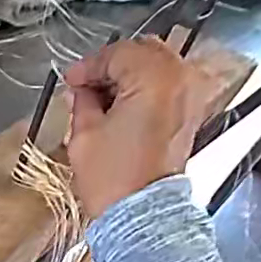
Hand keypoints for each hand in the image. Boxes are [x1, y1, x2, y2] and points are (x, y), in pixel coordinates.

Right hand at [63, 38, 207, 220]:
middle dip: (111, 65)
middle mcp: (181, 79)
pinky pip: (168, 84)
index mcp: (155, 80)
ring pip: (158, 65)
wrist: (139, 209)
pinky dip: (144, 87)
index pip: (119, 53)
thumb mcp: (84, 135)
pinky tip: (120, 105)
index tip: (69, 80)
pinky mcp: (190, 111)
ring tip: (100, 97)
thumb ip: (82, 103)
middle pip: (144, 52)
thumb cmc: (110, 176)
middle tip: (83, 85)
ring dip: (128, 75)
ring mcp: (191, 94)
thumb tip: (80, 90)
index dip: (89, 65)